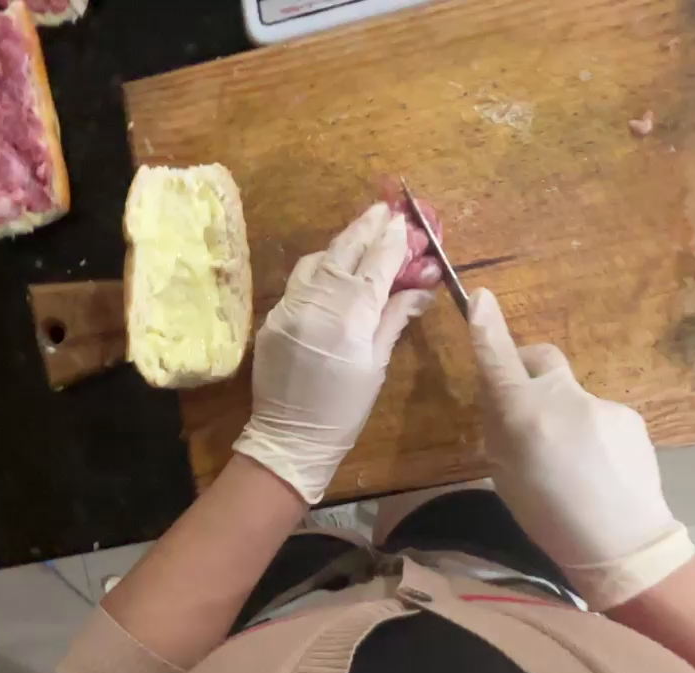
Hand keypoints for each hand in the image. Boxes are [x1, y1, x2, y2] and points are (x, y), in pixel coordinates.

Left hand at [232, 203, 434, 503]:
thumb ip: (395, 318)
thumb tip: (423, 283)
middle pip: (343, 253)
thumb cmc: (342, 411)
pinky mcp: (271, 320)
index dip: (393, 242)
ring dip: (340, 247)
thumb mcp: (376, 366)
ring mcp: (288, 310)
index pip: (375, 266)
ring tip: (360, 238)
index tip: (407, 222)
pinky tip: (331, 272)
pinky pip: (297, 284)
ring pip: (316, 263)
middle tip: (385, 210)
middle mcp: (316, 305)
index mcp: (349, 320)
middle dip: (366, 229)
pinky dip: (318, 272)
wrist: (289, 439)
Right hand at [466, 288, 693, 609]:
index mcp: (523, 417)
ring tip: (565, 460)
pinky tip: (593, 466)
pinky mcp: (629, 415)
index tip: (479, 297)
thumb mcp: (503, 475)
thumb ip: (500, 429)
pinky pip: (596, 412)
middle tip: (522, 411)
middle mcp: (564, 399)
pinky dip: (587, 430)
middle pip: (539, 360)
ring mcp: (602, 404)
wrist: (621, 542)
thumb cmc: (547, 517)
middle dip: (526, 372)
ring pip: (568, 392)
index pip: (498, 361)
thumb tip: (501, 401)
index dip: (486, 329)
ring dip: (559, 412)